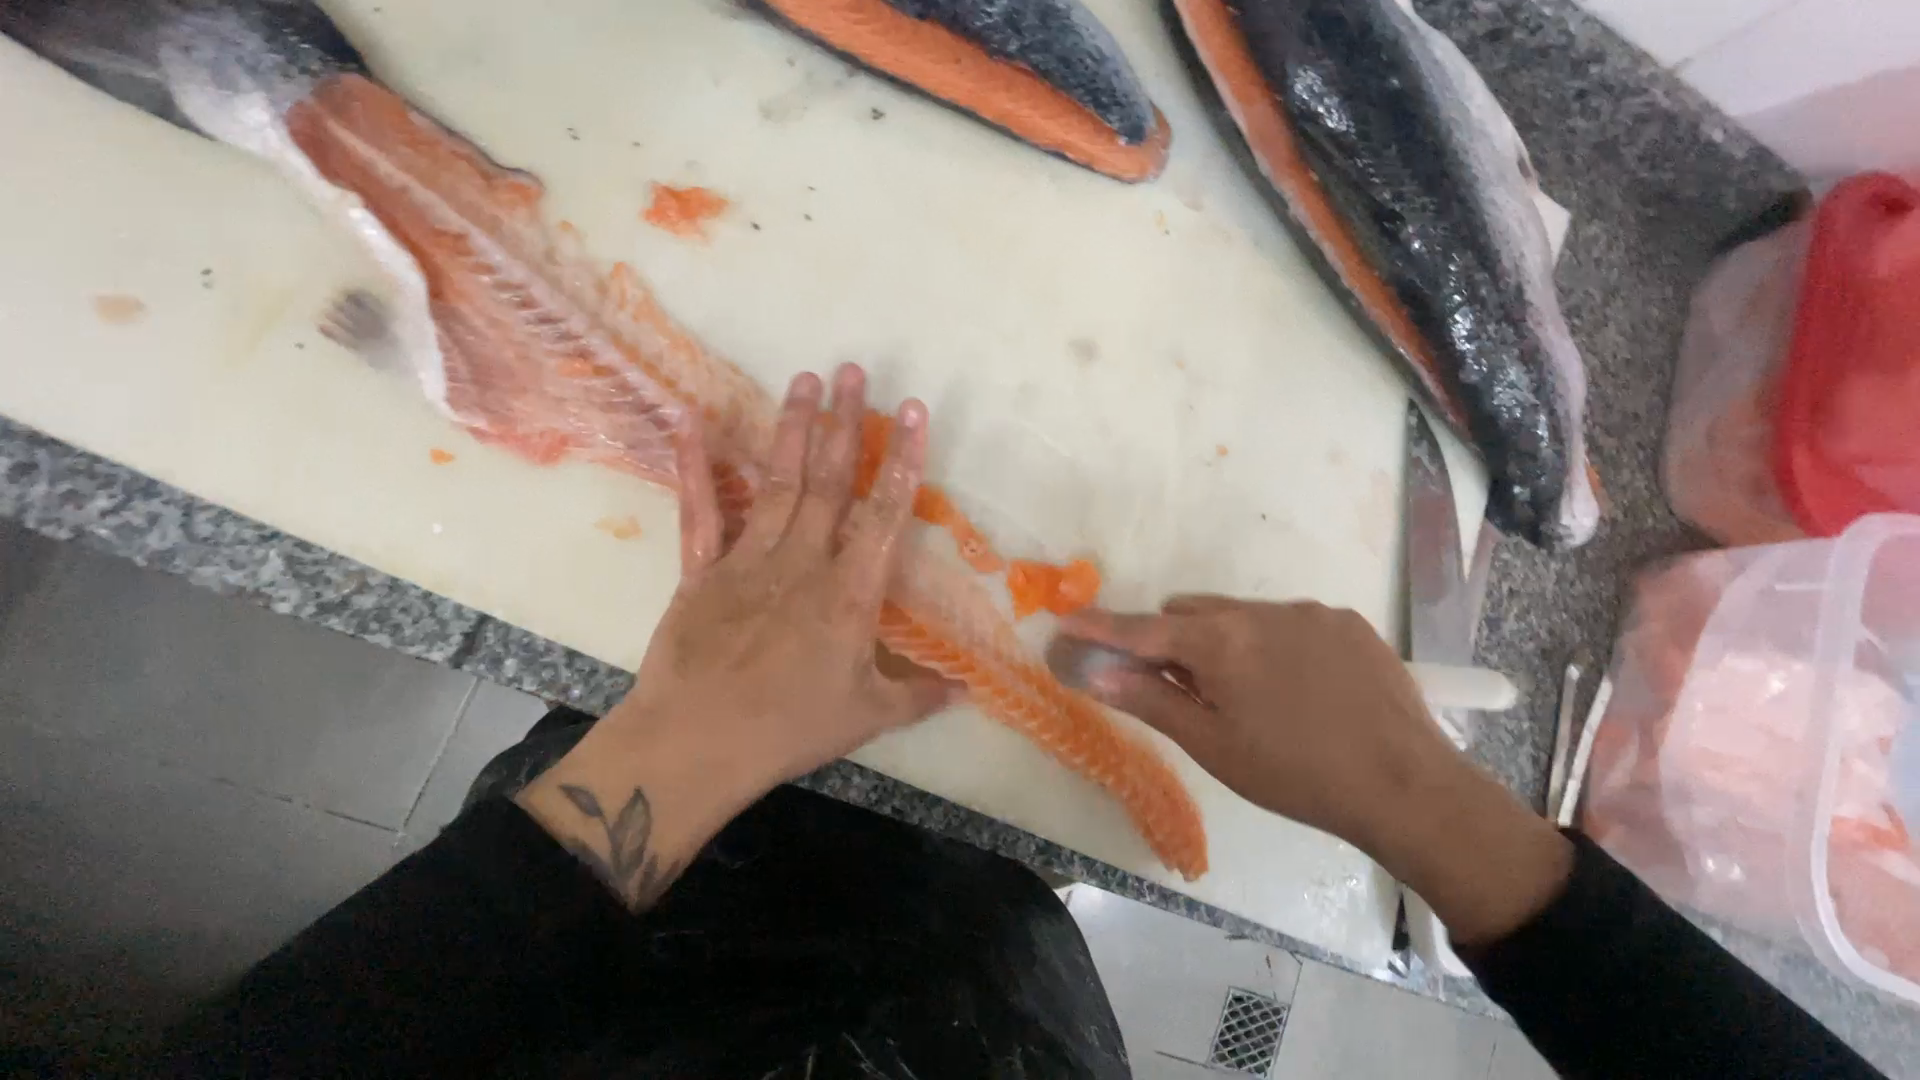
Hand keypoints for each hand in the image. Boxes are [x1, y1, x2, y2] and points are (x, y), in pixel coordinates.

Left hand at [516, 365, 952, 909]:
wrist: (699, 742)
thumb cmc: (791, 728)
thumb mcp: (869, 716)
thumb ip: (919, 694)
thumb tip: (968, 691)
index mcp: (849, 592)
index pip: (883, 514)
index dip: (901, 460)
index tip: (911, 410)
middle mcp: (802, 561)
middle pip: (829, 482)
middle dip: (846, 424)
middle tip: (853, 370)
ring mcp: (747, 559)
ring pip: (777, 483)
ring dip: (793, 429)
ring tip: (805, 379)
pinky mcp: (701, 570)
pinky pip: (700, 512)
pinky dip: (695, 467)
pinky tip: (691, 420)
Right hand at [1059, 597, 1571, 945]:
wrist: (1406, 787)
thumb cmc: (1294, 774)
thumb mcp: (1212, 745)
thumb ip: (1149, 699)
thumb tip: (1095, 672)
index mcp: (1219, 642)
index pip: (1142, 629)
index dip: (1100, 629)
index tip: (1066, 623)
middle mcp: (1258, 611)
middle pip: (1189, 613)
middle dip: (1172, 641)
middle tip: (1184, 689)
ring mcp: (1307, 612)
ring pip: (1239, 615)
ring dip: (1226, 642)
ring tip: (1254, 696)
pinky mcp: (1346, 622)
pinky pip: (1287, 621)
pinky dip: (1273, 645)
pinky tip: (1300, 689)